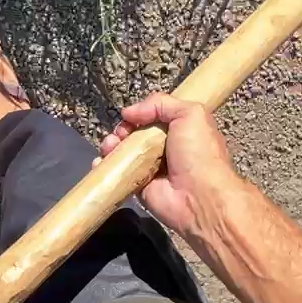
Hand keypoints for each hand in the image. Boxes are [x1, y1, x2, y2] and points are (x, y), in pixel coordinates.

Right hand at [100, 93, 243, 241]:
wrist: (199, 198)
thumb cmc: (199, 154)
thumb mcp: (191, 114)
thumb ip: (161, 103)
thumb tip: (130, 112)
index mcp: (181, 130)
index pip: (154, 117)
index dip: (140, 114)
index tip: (131, 117)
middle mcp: (165, 148)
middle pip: (135, 133)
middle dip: (123, 129)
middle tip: (121, 133)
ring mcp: (150, 167)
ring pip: (123, 150)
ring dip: (112, 144)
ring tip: (110, 146)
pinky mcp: (138, 184)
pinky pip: (117, 171)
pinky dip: (106, 164)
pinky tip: (102, 160)